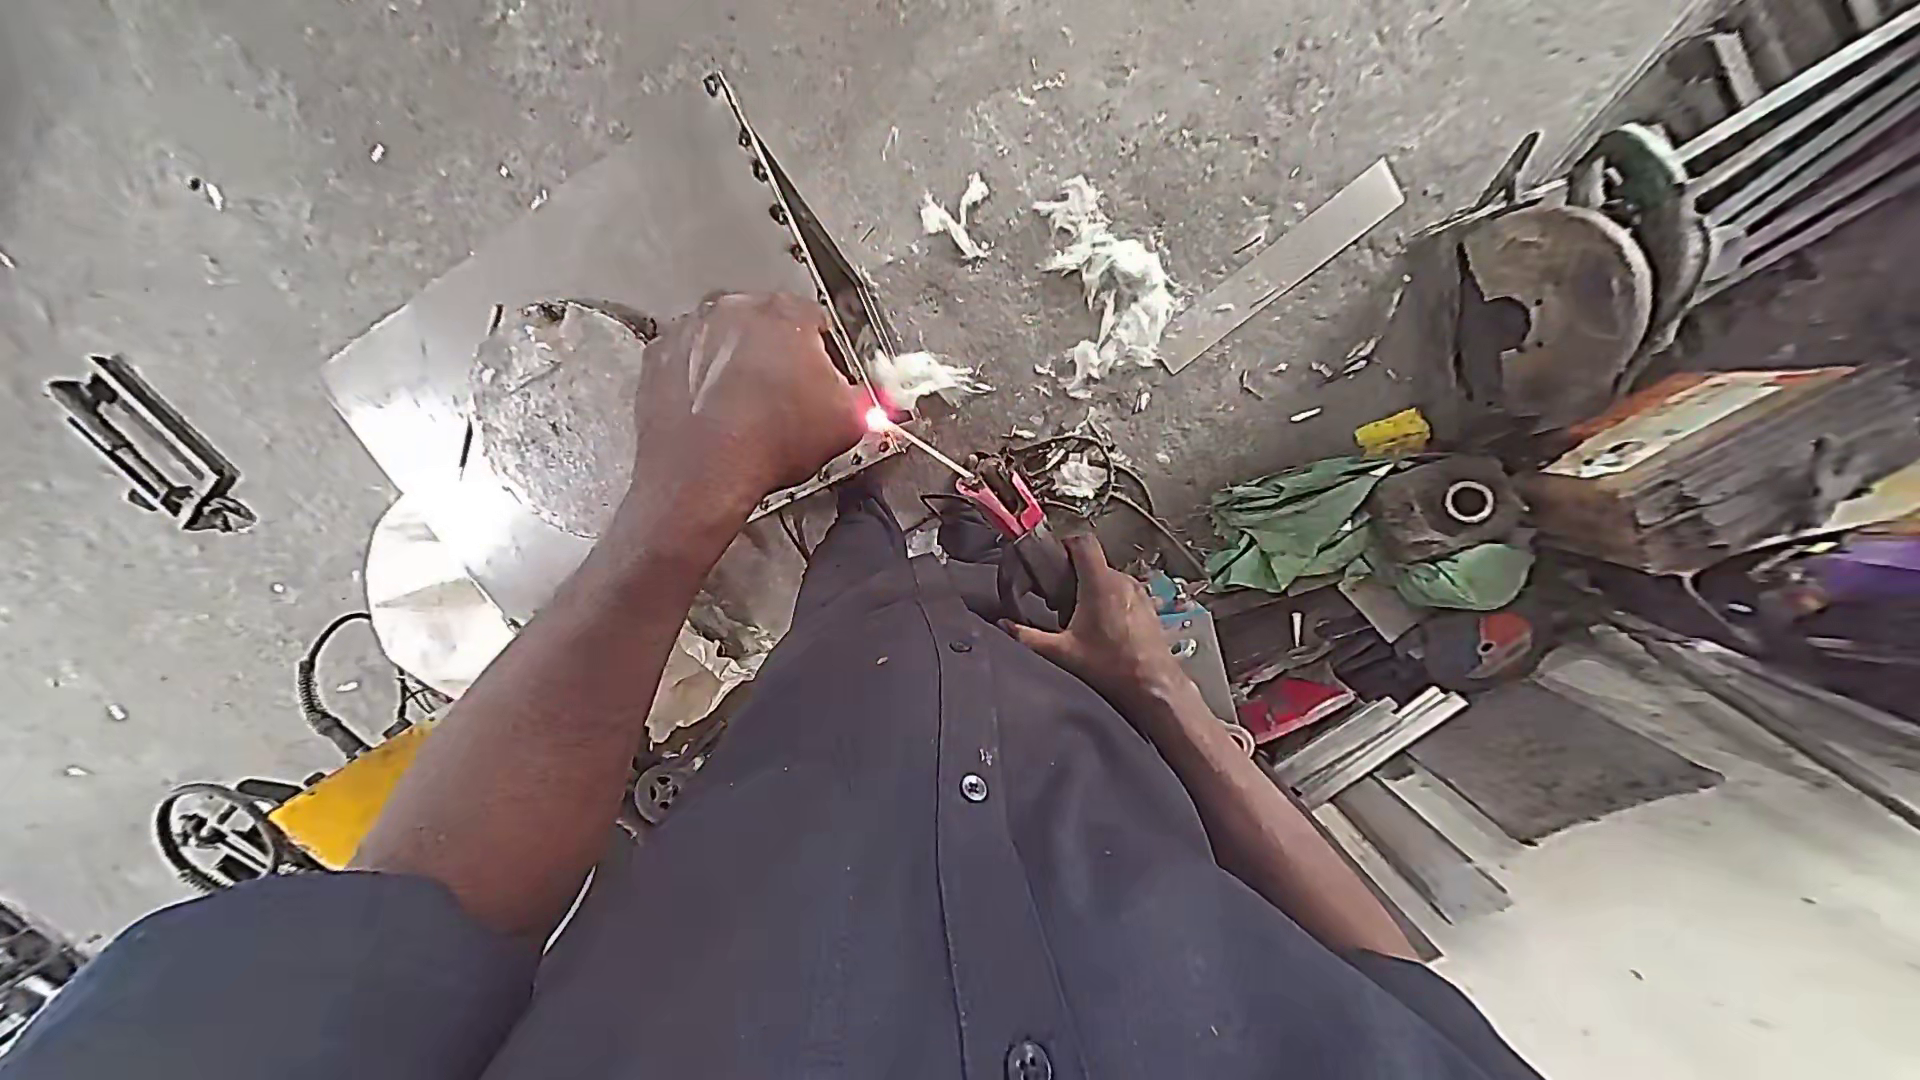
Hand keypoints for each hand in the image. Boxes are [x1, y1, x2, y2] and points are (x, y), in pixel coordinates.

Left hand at [627, 293, 863, 517]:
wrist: (704, 473)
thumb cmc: (768, 444)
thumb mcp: (846, 423)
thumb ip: (866, 399)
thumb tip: (873, 397)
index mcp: (786, 316)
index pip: (817, 321)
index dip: (826, 353)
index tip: (824, 375)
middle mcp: (736, 310)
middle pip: (769, 326)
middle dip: (780, 354)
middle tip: (788, 395)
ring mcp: (692, 329)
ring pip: (728, 338)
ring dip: (741, 363)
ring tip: (751, 407)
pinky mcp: (661, 355)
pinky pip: (691, 358)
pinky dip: (703, 376)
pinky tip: (718, 408)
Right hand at [1002, 534, 1194, 711]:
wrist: (1152, 686)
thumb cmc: (1112, 667)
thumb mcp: (1062, 652)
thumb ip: (1028, 636)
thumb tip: (1006, 625)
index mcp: (1099, 585)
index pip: (1083, 542)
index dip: (1066, 543)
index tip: (1054, 556)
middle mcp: (1121, 582)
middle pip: (1093, 561)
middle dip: (1074, 574)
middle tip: (1060, 598)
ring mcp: (1138, 593)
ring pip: (1108, 577)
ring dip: (1092, 588)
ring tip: (1080, 616)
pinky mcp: (1147, 606)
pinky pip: (1123, 591)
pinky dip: (1109, 600)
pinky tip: (1102, 626)